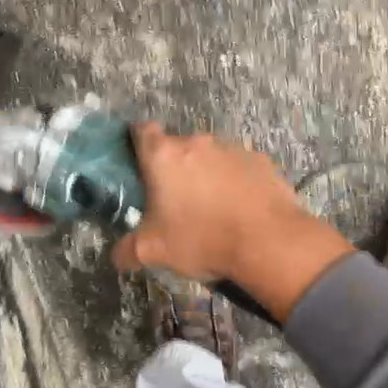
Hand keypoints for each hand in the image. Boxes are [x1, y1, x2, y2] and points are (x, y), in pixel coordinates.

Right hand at [114, 123, 354, 320]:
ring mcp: (232, 149)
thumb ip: (127, 250)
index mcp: (164, 156)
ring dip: (206, 174)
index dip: (137, 143)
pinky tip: (239, 209)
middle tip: (174, 200)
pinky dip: (235, 182)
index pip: (142, 131)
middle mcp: (197, 142)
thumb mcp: (154, 252)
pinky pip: (238, 167)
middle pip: (177, 147)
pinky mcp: (261, 161)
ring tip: (211, 209)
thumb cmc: (202, 239)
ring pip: (210, 157)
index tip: (139, 165)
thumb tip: (117, 256)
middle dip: (174, 168)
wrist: (269, 242)